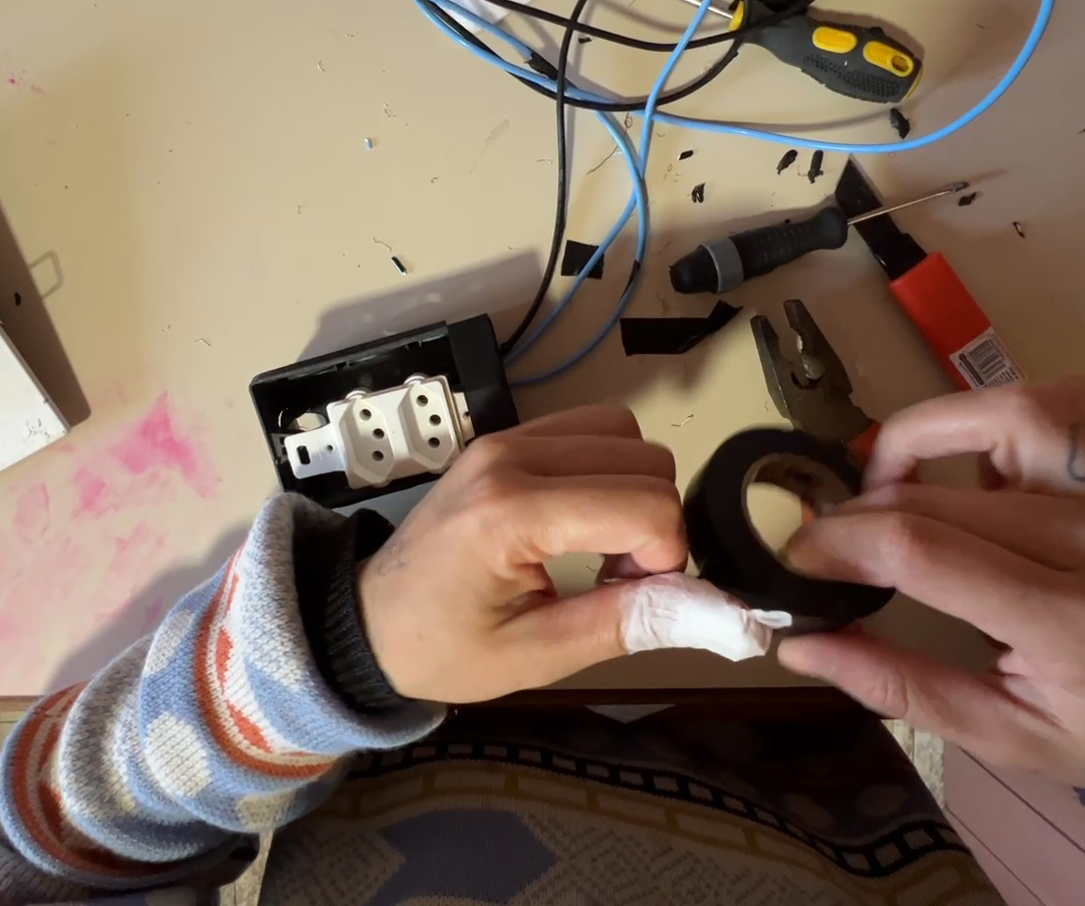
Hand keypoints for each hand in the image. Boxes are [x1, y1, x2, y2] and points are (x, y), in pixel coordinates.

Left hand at [359, 404, 686, 703]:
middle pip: (645, 459)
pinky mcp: (505, 437)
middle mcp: (511, 455)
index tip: (633, 594)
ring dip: (634, 488)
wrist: (369, 618)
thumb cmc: (442, 647)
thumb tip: (716, 608)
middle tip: (616, 576)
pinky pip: (588, 428)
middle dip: (654, 522)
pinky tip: (580, 516)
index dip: (666, 555)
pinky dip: (607, 467)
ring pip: (624, 432)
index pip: (644, 503)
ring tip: (598, 544)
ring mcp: (506, 437)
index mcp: (512, 512)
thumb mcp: (534, 655)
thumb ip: (626, 624)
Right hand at [775, 378, 1084, 836]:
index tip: (795, 562)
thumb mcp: (1010, 741)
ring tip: (882, 486)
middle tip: (825, 552)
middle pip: (933, 494)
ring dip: (913, 439)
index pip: (922, 547)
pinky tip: (954, 465)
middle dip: (851, 517)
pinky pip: (1045, 405)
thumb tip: (798, 644)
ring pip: (994, 415)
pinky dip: (979, 415)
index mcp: (1078, 625)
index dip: (836, 543)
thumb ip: (897, 686)